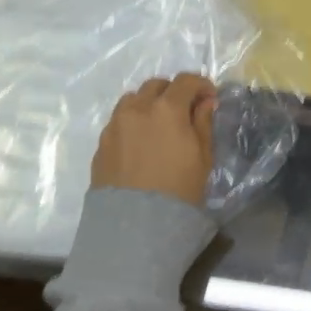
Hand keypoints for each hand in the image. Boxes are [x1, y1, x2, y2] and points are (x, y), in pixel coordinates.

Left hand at [93, 74, 217, 206]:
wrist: (135, 229)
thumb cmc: (178, 190)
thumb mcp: (203, 156)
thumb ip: (203, 122)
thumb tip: (205, 102)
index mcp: (167, 108)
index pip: (186, 81)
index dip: (201, 85)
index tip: (209, 98)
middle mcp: (137, 109)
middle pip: (156, 85)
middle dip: (172, 92)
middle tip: (183, 110)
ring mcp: (115, 126)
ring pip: (132, 100)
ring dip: (147, 104)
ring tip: (157, 124)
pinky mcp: (101, 145)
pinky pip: (118, 122)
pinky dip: (131, 123)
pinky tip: (140, 143)